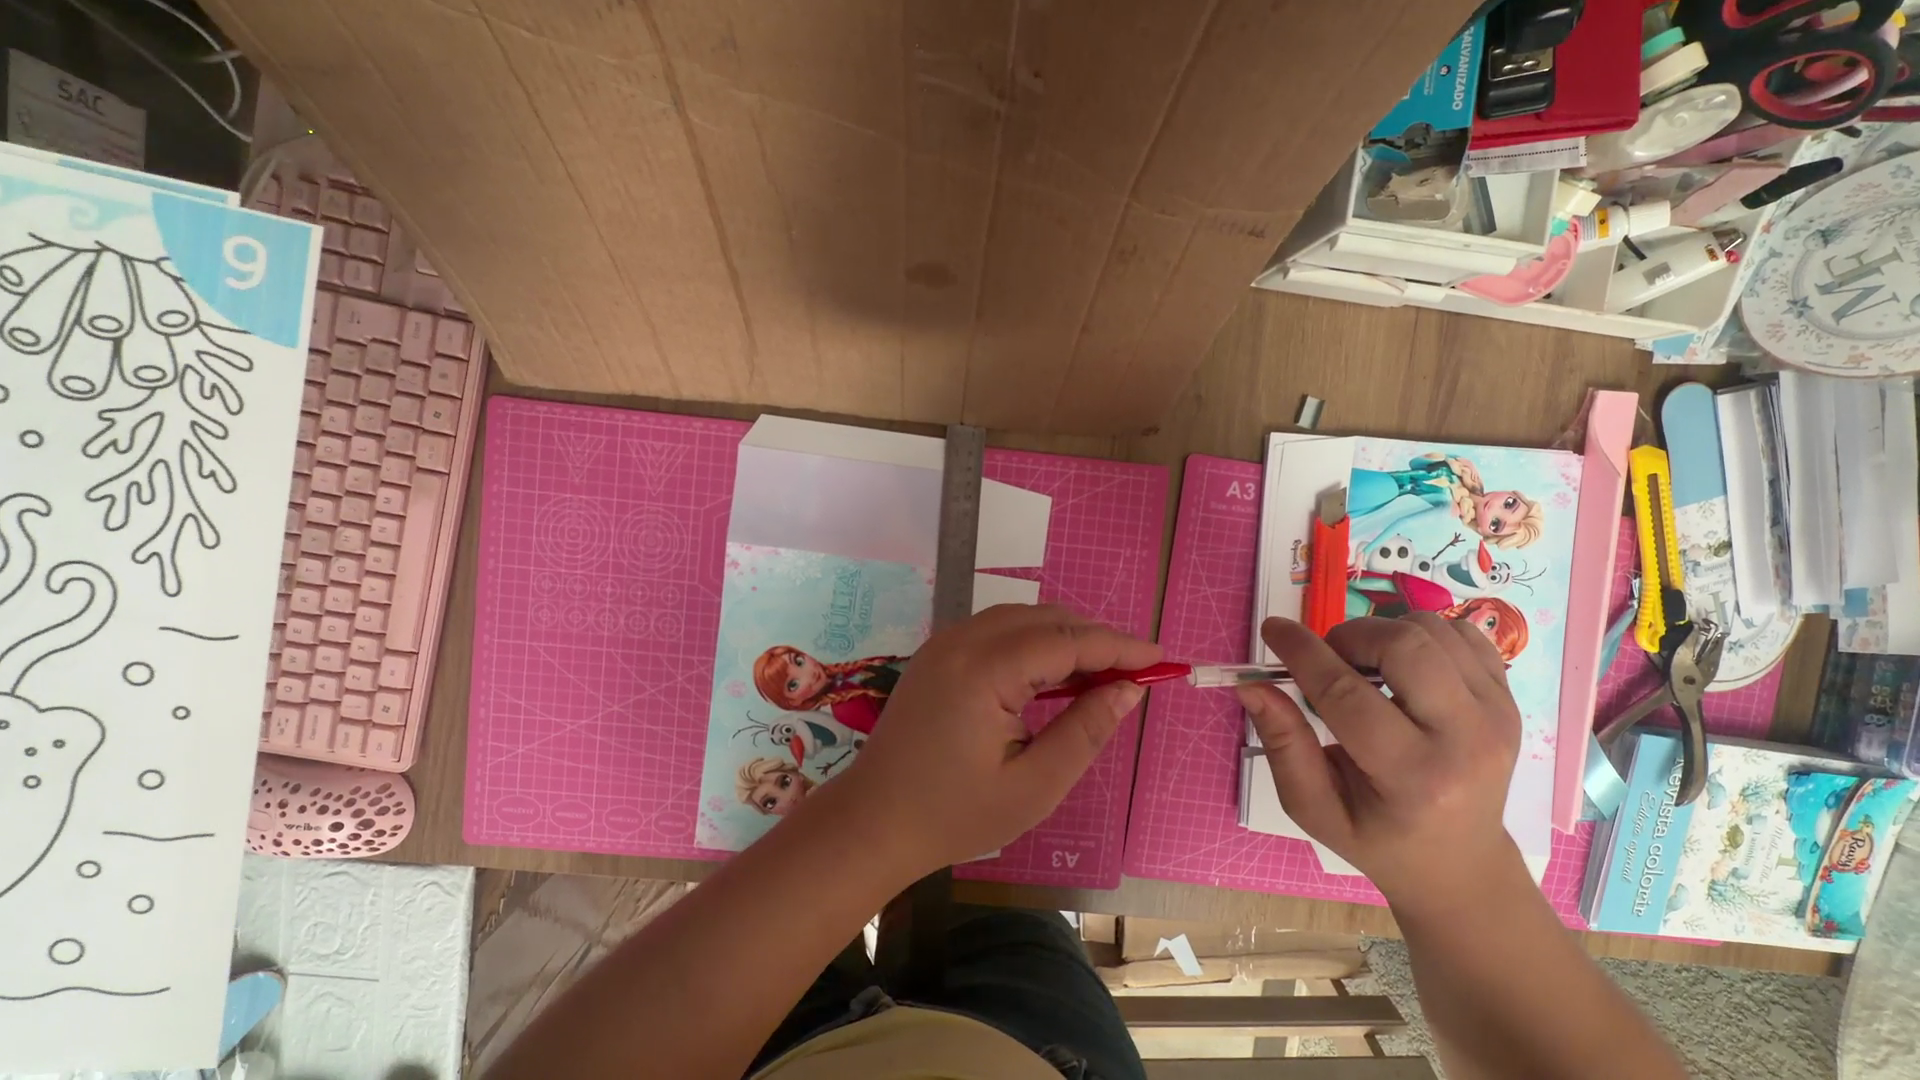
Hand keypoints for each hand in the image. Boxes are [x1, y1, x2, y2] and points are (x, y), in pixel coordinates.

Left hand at [822, 604, 1159, 875]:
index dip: (1119, 647)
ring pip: (1020, 619)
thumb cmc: (954, 815)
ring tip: (1103, 674)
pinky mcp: (936, 655)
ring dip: (1065, 638)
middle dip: (1095, 639)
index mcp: (983, 670)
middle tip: (1136, 672)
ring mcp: (943, 644)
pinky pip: (996, 632)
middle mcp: (961, 641)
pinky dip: (1033, 643)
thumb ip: (1084, 732)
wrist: (872, 822)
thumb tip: (1127, 690)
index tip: (1162, 659)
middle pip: (1044, 619)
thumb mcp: (1034, 786)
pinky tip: (1054, 674)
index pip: (1067, 641)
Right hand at [1239, 614, 1522, 905]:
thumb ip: (1283, 744)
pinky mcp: (1510, 700)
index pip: (1347, 694)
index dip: (1302, 653)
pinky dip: (1422, 636)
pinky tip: (1402, 668)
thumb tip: (1252, 686)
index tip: (1272, 630)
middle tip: (1329, 659)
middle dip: (1350, 636)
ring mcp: (1497, 716)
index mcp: (1413, 777)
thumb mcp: (1313, 806)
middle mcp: (1466, 741)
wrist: (1459, 862)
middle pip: (1404, 646)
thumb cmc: (1376, 837)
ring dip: (1384, 633)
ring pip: (1433, 631)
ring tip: (1364, 666)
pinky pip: (1462, 634)